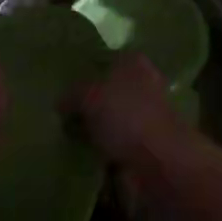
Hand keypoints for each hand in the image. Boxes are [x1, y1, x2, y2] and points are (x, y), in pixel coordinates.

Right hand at [72, 52, 186, 161]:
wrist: (162, 162)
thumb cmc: (126, 116)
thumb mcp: (89, 96)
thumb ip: (72, 94)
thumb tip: (60, 103)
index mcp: (134, 61)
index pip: (107, 58)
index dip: (87, 70)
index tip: (68, 85)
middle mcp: (145, 82)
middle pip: (112, 88)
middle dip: (94, 100)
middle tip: (67, 111)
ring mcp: (150, 115)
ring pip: (117, 116)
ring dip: (101, 127)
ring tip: (74, 136)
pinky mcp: (151, 145)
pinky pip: (121, 142)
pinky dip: (108, 148)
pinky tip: (91, 154)